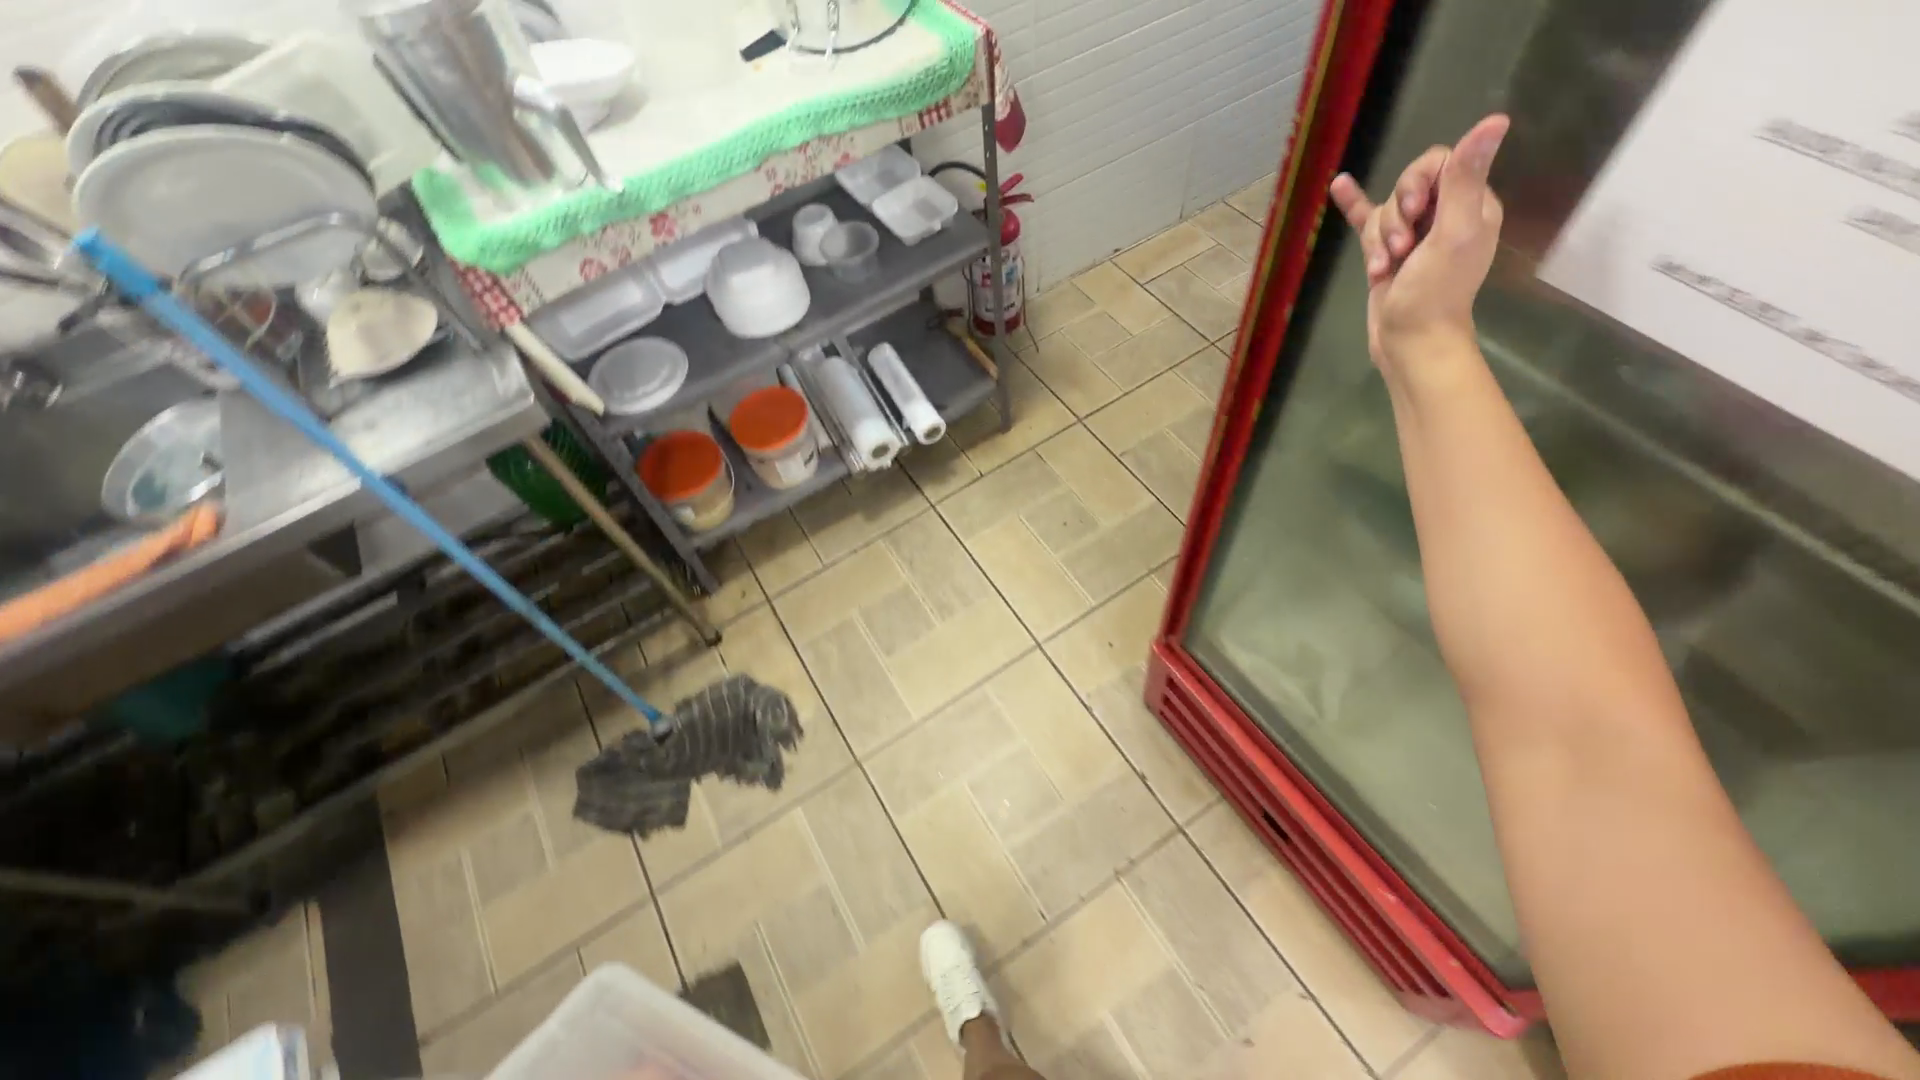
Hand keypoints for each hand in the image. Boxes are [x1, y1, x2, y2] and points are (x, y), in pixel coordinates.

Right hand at [1328, 114, 1508, 372]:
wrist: (1410, 343)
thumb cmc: (1435, 292)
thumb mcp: (1455, 232)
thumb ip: (1466, 179)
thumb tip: (1496, 120)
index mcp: (1471, 205)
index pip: (1439, 163)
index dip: (1417, 182)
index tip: (1414, 210)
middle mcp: (1445, 215)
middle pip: (1407, 186)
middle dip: (1395, 215)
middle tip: (1401, 248)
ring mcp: (1413, 236)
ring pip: (1383, 211)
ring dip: (1377, 239)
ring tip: (1385, 267)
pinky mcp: (1386, 254)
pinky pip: (1367, 220)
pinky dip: (1354, 204)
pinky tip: (1339, 186)